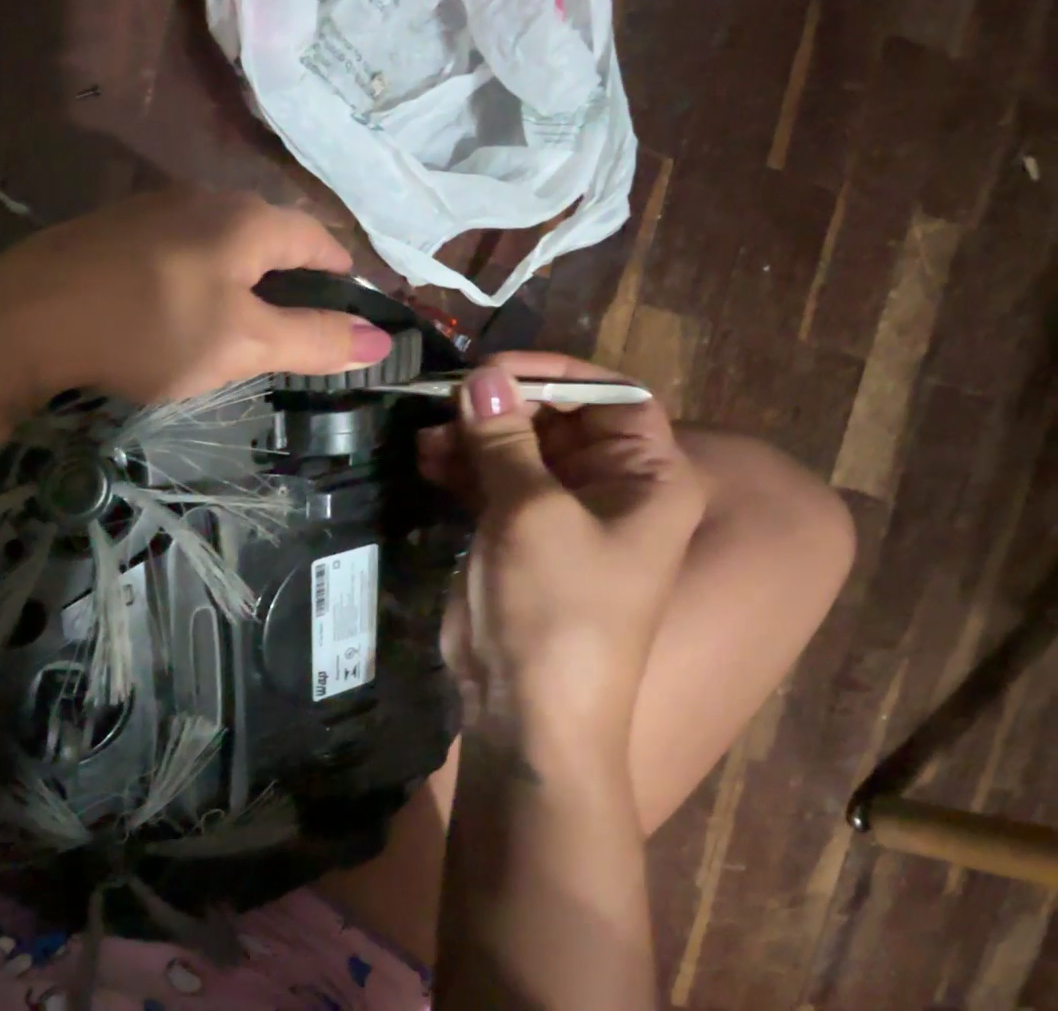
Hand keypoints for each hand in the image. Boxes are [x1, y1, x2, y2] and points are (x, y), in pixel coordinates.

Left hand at [0, 188, 394, 407]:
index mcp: (245, 217)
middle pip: (268, 235)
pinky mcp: (108, 232)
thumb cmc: (145, 331)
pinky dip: (193, 279)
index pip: (319, 237)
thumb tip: (381, 338)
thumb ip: (313, 340)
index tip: (350, 315)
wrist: (23, 323)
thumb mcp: (240, 343)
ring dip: (240, 278)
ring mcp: (148, 209)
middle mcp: (201, 197)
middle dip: (290, 279)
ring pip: (218, 242)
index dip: (343, 277)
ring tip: (237, 325)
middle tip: (294, 330)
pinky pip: (174, 251)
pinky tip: (174, 311)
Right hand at [421, 352, 705, 756]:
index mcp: (648, 477)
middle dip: (500, 407)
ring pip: (514, 450)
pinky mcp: (514, 535)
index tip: (489, 369)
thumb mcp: (531, 513)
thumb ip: (504, 439)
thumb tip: (482, 376)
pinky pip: (488, 482)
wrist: (528, 705)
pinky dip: (459, 467)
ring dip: (471, 437)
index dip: (553, 374)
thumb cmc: (556, 605)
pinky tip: (425, 459)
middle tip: (443, 401)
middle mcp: (608, 488)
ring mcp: (557, 514)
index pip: (609, 397)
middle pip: (556, 420)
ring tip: (425, 436)